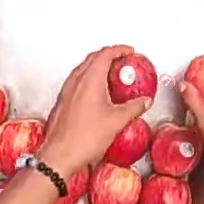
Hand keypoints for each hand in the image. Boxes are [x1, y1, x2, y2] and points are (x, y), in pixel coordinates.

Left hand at [39, 45, 152, 172]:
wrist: (59, 154)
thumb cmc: (85, 137)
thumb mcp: (117, 121)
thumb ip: (134, 107)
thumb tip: (144, 101)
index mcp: (90, 79)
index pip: (105, 54)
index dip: (120, 49)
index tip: (130, 52)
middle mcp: (76, 80)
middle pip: (93, 57)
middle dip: (109, 55)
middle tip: (123, 61)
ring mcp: (67, 89)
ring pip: (83, 68)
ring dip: (98, 66)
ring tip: (112, 75)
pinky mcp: (63, 100)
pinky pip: (77, 80)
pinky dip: (90, 78)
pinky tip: (98, 93)